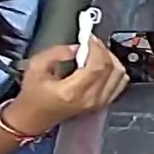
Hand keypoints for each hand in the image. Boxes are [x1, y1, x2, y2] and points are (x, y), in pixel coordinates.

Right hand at [6, 37, 129, 134]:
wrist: (35, 117)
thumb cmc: (33, 93)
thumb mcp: (35, 68)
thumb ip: (56, 53)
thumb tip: (78, 47)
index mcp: (74, 91)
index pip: (98, 66)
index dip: (97, 48)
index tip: (89, 36)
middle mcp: (93, 98)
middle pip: (112, 69)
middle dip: (103, 50)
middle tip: (92, 42)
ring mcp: (102, 102)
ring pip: (120, 75)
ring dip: (111, 59)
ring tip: (96, 52)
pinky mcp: (105, 103)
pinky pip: (120, 83)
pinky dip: (115, 70)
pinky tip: (102, 64)